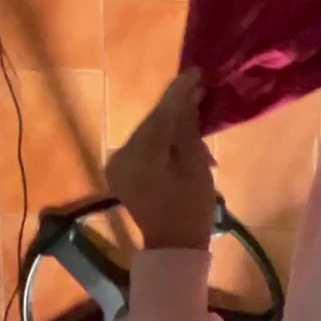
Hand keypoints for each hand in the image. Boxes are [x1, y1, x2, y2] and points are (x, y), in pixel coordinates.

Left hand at [106, 70, 216, 250]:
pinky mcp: (122, 171)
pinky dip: (165, 138)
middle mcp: (121, 156)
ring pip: (150, 131)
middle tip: (202, 89)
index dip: (180, 91)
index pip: (161, 114)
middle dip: (178, 106)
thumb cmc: (191, 209)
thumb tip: (190, 96)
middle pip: (153, 121)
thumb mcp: (196, 166)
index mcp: (139, 157)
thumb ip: (189, 128)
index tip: (197, 71)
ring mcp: (118, 165)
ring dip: (174, 123)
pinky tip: (184, 135)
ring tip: (199, 113)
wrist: (173, 248)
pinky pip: (146, 144)